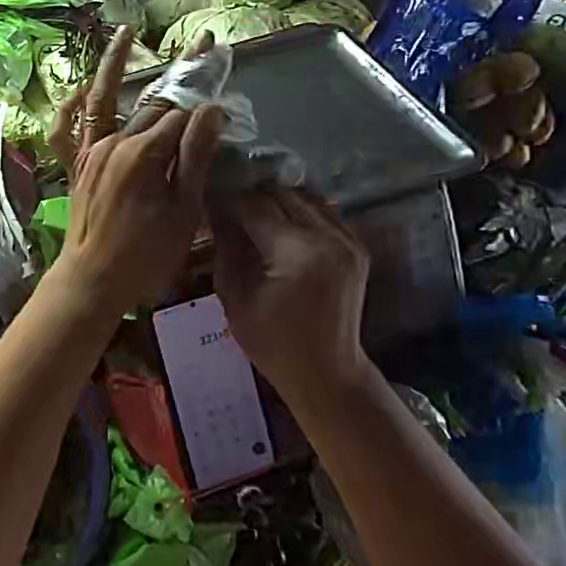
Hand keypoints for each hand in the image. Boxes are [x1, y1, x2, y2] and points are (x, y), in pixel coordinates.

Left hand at [47, 27, 222, 313]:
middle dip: (181, 74)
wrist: (93, 279)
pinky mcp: (77, 164)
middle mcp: (114, 143)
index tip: (227, 79)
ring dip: (113, 64)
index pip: (183, 115)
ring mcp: (90, 151)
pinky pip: (67, 130)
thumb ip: (195, 158)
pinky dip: (71, 108)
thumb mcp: (183, 211)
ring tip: (125, 32)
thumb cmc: (145, 254)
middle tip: (204, 43)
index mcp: (144, 154)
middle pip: (153, 104)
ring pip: (105, 101)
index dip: (208, 98)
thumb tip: (213, 110)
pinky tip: (80, 89)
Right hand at [211, 189, 371, 392]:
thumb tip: (214, 214)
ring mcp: (348, 241)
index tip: (208, 204)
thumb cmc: (272, 342)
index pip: (254, 205)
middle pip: (282, 194)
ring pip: (305, 198)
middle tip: (229, 211)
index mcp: (296, 250)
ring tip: (253, 219)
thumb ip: (225, 248)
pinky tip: (280, 230)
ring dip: (277, 203)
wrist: (326, 372)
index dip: (227, 202)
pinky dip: (299, 214)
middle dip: (252, 198)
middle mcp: (328, 237)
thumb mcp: (234, 297)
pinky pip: (324, 214)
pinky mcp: (356, 248)